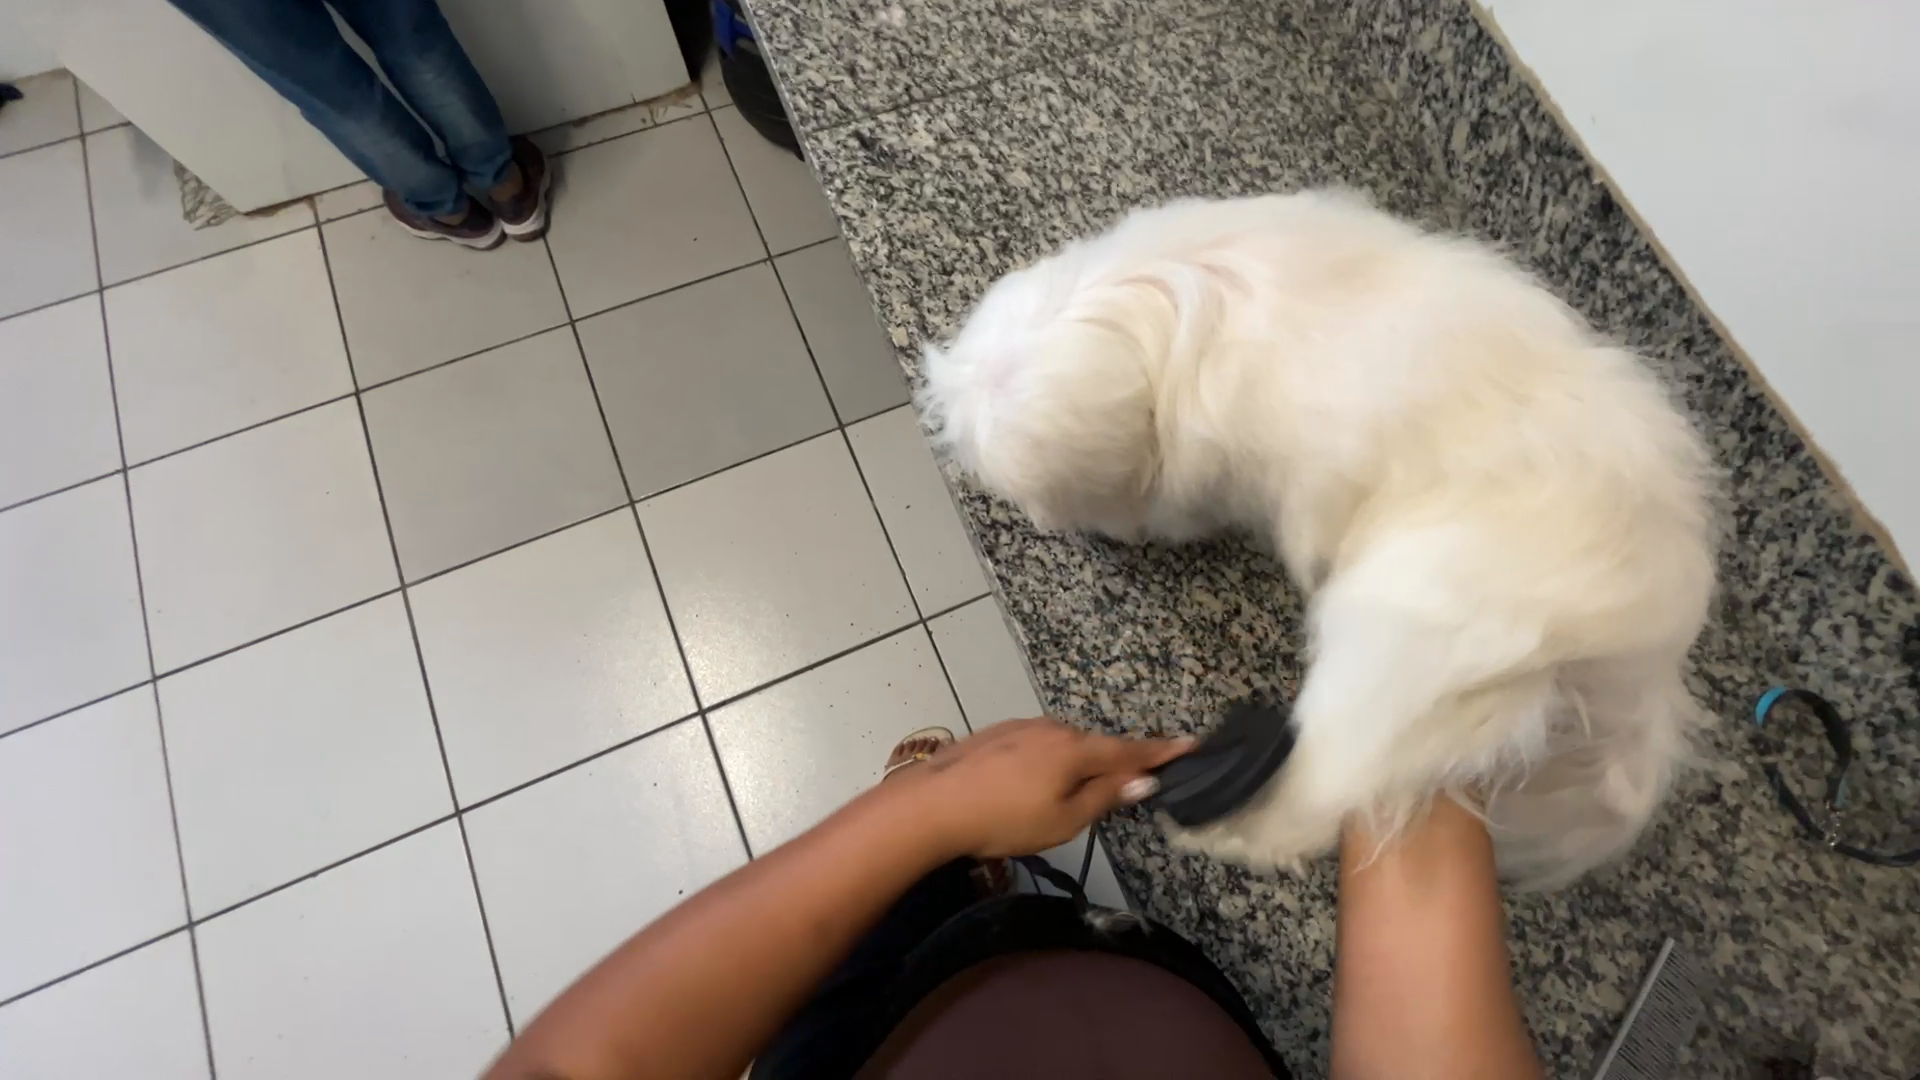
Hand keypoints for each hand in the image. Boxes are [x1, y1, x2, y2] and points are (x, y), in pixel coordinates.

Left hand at [888, 717, 1193, 858]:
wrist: (933, 803)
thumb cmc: (1004, 819)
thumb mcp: (1063, 820)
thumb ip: (1104, 796)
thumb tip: (1143, 780)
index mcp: (1074, 749)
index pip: (1129, 750)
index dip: (1161, 751)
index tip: (1192, 744)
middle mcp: (1052, 728)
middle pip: (1095, 747)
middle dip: (1111, 765)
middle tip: (1123, 790)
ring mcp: (1022, 726)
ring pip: (1063, 745)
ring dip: (1074, 765)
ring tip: (1062, 798)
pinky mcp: (998, 732)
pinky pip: (1037, 744)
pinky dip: (1047, 761)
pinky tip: (1028, 785)